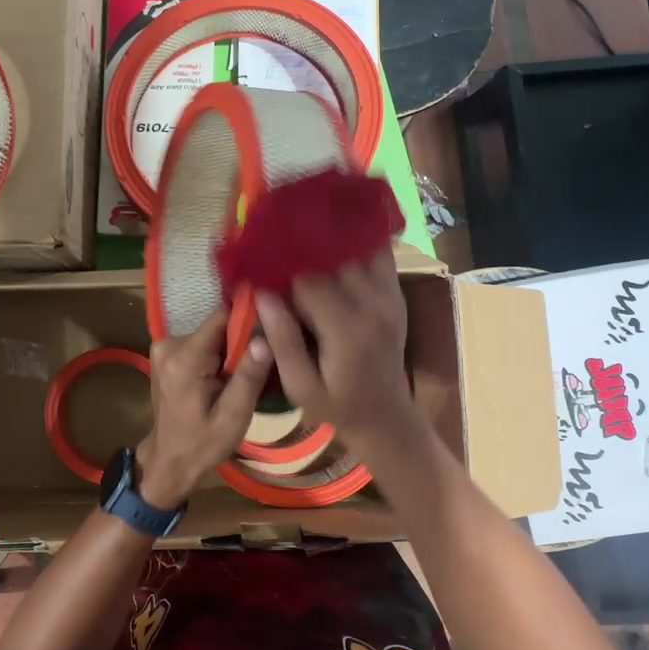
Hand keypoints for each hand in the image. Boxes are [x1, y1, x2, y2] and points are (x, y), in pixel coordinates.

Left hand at [136, 306, 272, 508]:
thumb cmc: (203, 442)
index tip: (271, 333)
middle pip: (216, 326)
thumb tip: (266, 339)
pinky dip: (215, 356)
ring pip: (210, 334)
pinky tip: (225, 376)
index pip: (221, 317)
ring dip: (228, 350)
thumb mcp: (234, 416)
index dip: (248, 321)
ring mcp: (163, 346)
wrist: (170, 458)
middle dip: (240, 341)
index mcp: (184, 358)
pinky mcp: (165, 352)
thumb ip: (249, 376)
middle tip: (260, 364)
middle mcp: (168, 344)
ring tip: (243, 374)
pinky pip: (200, 342)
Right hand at [255, 246, 413, 444]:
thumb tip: (261, 293)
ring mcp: (388, 296)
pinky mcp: (394, 293)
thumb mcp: (300, 386)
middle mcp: (372, 306)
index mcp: (346, 331)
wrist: (386, 415)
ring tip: (297, 234)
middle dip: (300, 247)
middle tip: (271, 242)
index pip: (307, 280)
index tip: (254, 259)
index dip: (278, 265)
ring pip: (354, 248)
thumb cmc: (336, 406)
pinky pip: (377, 253)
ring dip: (325, 239)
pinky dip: (353, 241)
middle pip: (331, 257)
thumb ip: (283, 341)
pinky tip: (330, 239)